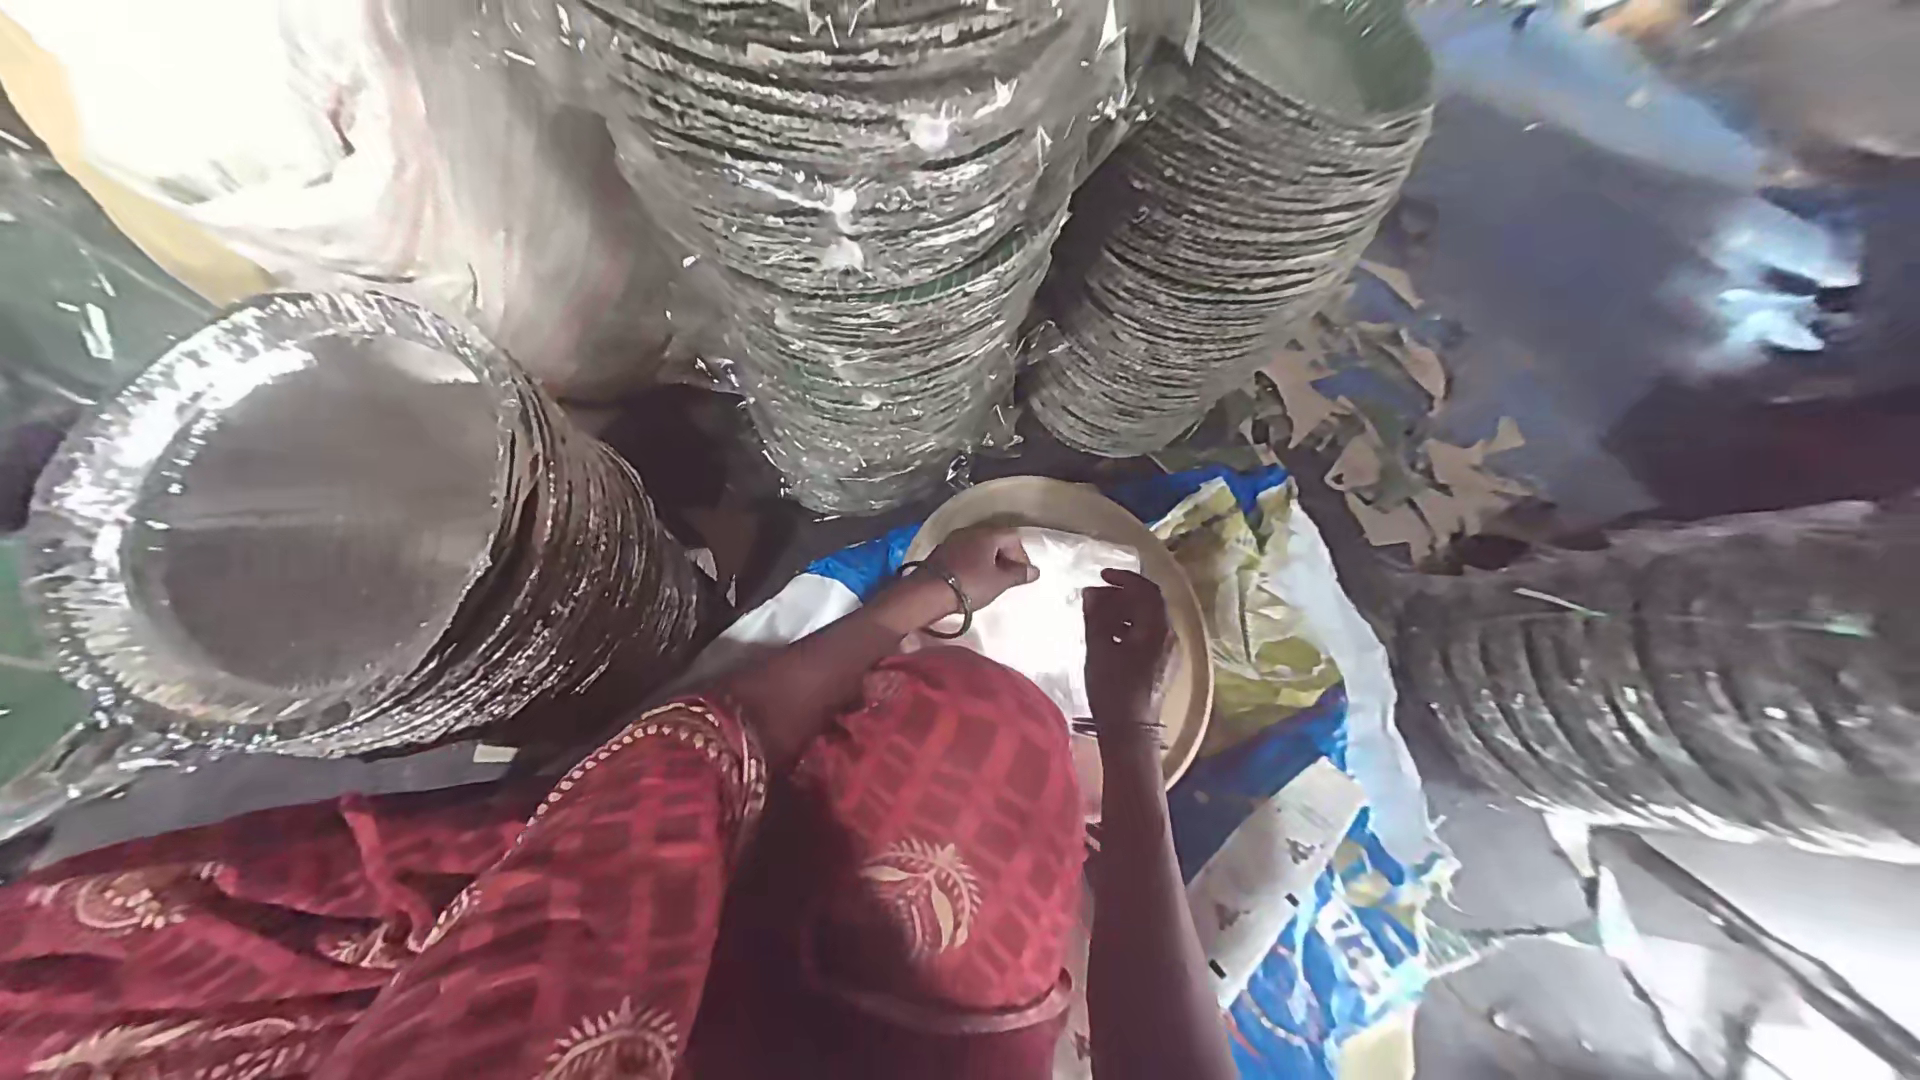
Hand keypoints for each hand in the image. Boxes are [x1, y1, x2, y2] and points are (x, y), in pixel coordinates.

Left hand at [924, 525, 1037, 610]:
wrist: (927, 593)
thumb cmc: (969, 585)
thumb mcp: (998, 582)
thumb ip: (1018, 575)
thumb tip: (1034, 571)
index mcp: (987, 534)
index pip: (1013, 537)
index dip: (1021, 555)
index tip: (1022, 574)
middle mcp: (969, 532)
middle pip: (994, 539)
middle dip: (1004, 557)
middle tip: (1008, 577)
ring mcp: (952, 541)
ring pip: (977, 546)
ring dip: (987, 560)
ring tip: (990, 579)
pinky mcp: (939, 552)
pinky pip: (963, 553)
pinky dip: (972, 563)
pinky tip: (971, 579)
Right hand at [1083, 569, 1173, 738]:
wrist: (1130, 731)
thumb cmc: (1113, 688)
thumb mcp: (1099, 648)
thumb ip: (1096, 616)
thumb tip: (1091, 592)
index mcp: (1157, 629)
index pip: (1147, 590)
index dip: (1124, 578)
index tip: (1101, 575)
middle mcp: (1169, 637)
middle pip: (1148, 603)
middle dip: (1121, 595)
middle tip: (1094, 596)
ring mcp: (1168, 652)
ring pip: (1147, 619)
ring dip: (1123, 610)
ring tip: (1096, 614)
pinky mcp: (1161, 664)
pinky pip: (1147, 634)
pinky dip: (1128, 626)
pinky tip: (1107, 634)